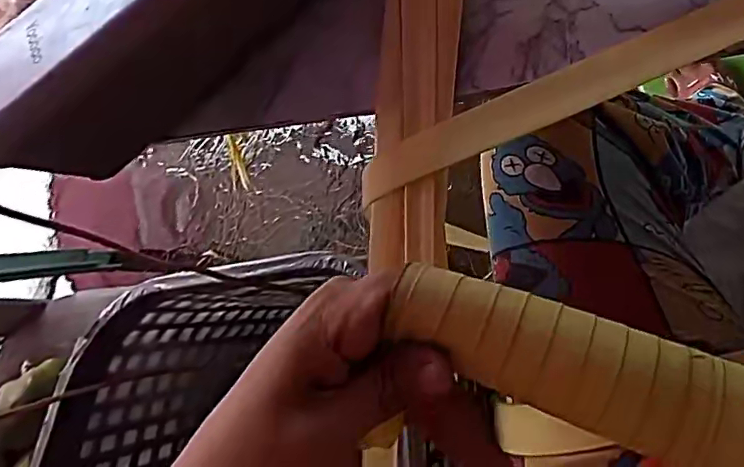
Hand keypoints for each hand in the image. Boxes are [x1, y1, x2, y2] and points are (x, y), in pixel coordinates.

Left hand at [178, 273, 506, 466]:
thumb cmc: (244, 465)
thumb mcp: (319, 434)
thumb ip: (386, 387)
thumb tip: (445, 362)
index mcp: (339, 310)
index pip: (417, 293)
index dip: (455, 324)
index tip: (489, 361)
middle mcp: (357, 315)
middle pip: (431, 332)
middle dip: (465, 381)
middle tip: (498, 435)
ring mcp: (362, 343)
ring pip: (430, 364)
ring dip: (459, 410)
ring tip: (493, 454)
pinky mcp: (364, 374)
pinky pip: (413, 384)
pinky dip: (437, 417)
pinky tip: (467, 442)